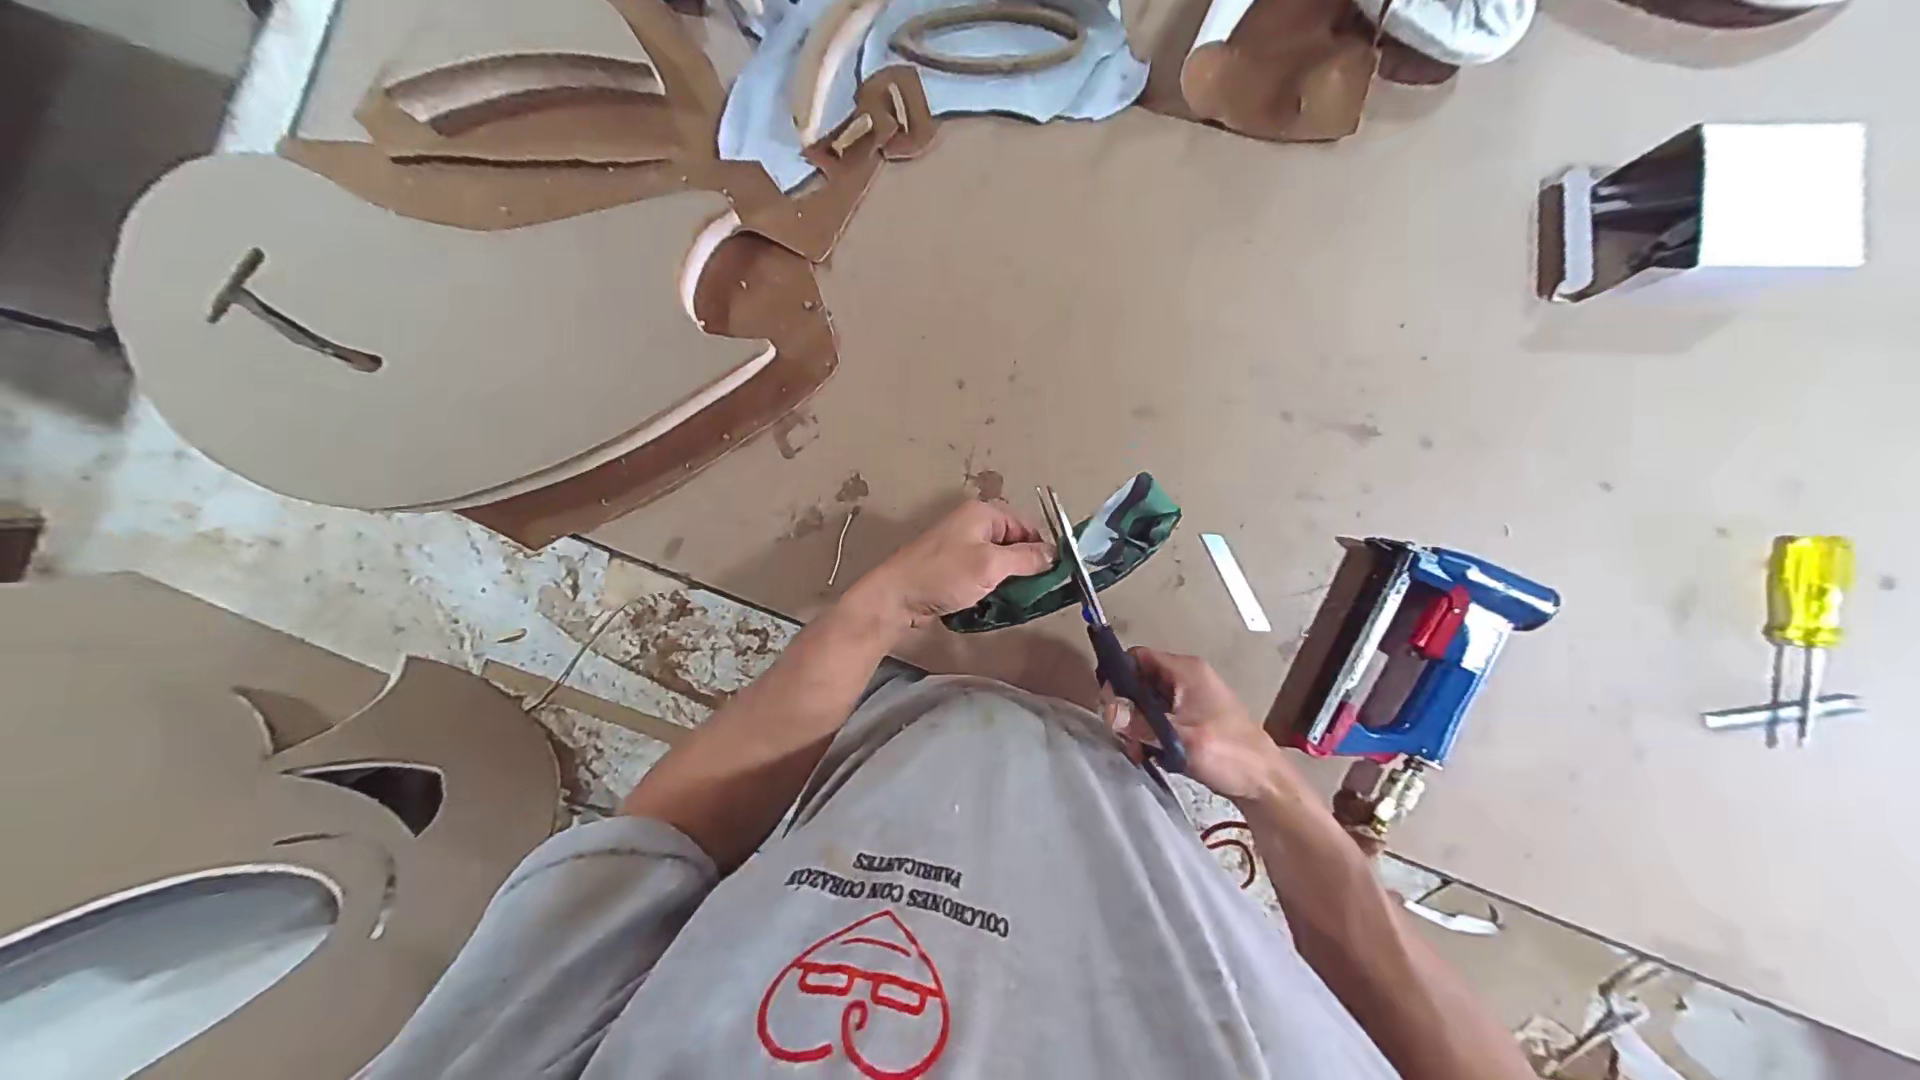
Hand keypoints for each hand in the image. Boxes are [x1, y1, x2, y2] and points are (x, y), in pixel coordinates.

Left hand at [844, 499, 1055, 632]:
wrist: (895, 598)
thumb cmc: (942, 575)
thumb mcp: (991, 565)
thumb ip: (1027, 558)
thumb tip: (1054, 555)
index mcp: (983, 513)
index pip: (1028, 526)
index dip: (1042, 550)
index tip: (1054, 576)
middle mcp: (973, 524)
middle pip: (1015, 544)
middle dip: (1025, 568)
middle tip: (1032, 593)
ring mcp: (961, 546)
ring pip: (1000, 562)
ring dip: (1008, 581)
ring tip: (1011, 601)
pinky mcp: (953, 567)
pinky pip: (983, 574)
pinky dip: (991, 587)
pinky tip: (992, 603)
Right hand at [1104, 646, 1307, 806]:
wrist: (1265, 785)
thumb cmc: (1230, 755)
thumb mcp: (1180, 739)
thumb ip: (1141, 723)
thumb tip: (1108, 709)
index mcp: (1186, 671)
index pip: (1138, 656)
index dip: (1119, 675)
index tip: (1111, 703)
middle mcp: (1187, 678)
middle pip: (1140, 680)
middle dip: (1126, 707)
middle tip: (1123, 733)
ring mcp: (1191, 698)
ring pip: (1148, 701)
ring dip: (1137, 724)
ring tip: (1138, 749)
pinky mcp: (1192, 718)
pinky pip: (1160, 717)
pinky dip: (1151, 733)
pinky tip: (1151, 753)